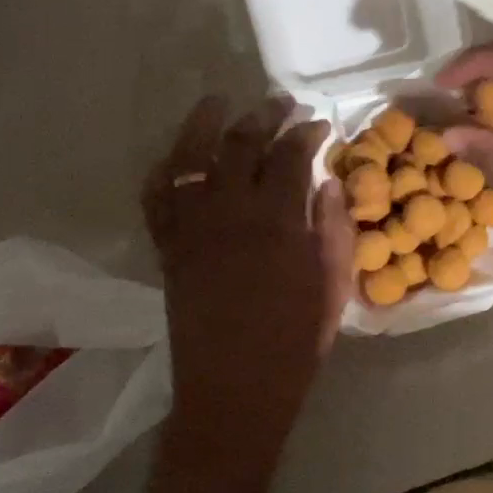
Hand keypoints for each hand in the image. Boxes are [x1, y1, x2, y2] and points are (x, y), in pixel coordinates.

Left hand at [142, 96, 353, 436]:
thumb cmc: (295, 343)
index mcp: (279, 223)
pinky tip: (177, 156)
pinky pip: (157, 197)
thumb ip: (335, 230)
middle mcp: (231, 213)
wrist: (235, 389)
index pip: (291, 156)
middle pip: (241, 144)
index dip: (307, 133)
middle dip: (264, 116)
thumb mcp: (334, 287)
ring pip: (192, 158)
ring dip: (206, 124)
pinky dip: (165, 169)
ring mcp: (192, 227)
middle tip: (281, 103)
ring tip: (220, 102)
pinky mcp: (168, 247)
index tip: (319, 126)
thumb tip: (328, 184)